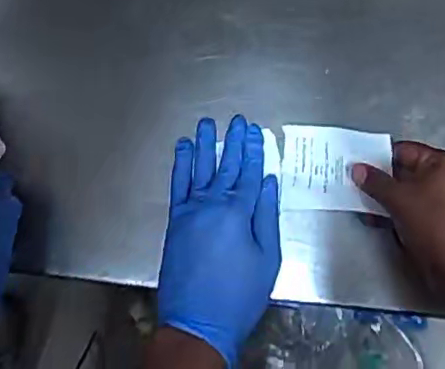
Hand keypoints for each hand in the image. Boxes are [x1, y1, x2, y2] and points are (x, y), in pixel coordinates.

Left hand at [157, 115, 280, 366]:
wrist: (197, 324)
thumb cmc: (239, 296)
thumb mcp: (267, 260)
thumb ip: (267, 217)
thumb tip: (268, 182)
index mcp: (239, 212)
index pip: (250, 173)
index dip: (254, 151)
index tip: (255, 131)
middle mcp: (214, 203)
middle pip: (227, 165)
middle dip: (234, 142)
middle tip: (237, 121)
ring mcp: (191, 209)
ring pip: (200, 168)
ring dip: (204, 144)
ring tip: (206, 124)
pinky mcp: (175, 220)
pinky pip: (178, 184)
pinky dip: (180, 164)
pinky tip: (183, 149)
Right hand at [351, 141, 444, 305]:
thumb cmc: (435, 226)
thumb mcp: (400, 200)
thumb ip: (376, 182)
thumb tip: (356, 168)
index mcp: (441, 163)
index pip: (403, 151)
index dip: (378, 156)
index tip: (356, 165)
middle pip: (404, 172)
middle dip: (379, 180)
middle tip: (353, 183)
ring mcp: (442, 202)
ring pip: (406, 193)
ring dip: (384, 199)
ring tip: (358, 202)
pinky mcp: (438, 223)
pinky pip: (412, 210)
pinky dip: (395, 213)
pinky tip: (373, 219)